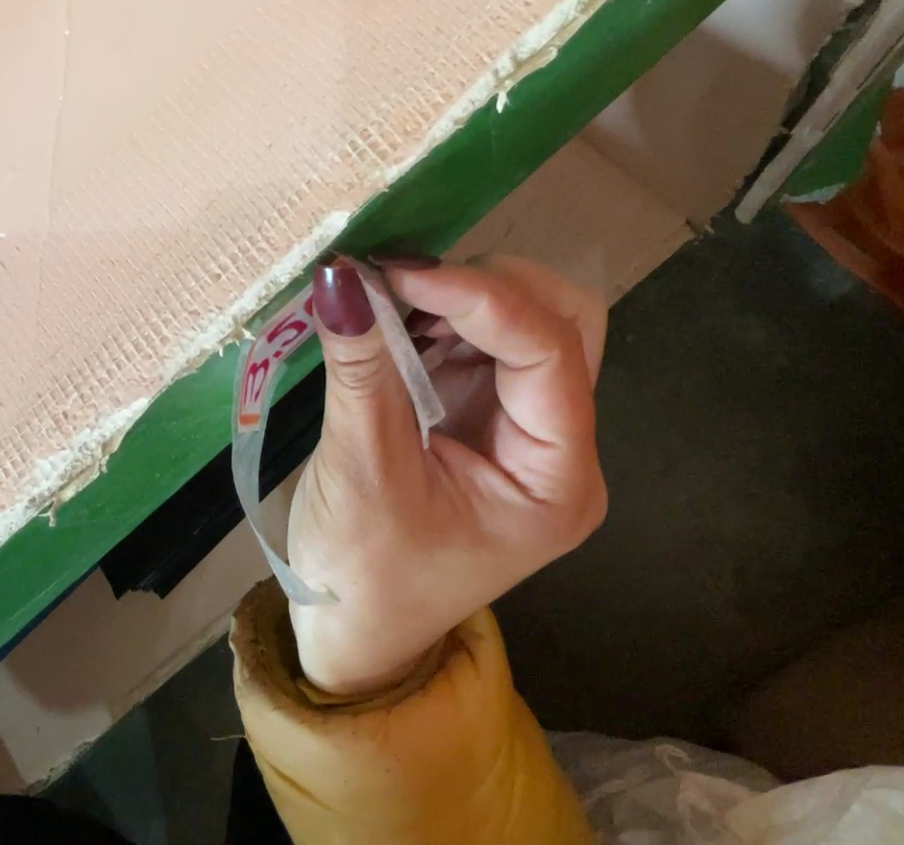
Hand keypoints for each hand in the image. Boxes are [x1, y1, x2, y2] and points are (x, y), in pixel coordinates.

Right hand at [285, 253, 607, 695]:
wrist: (351, 630)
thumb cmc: (365, 575)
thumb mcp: (360, 470)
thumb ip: (361, 369)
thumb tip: (339, 275)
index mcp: (555, 479)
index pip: (549, 354)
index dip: (479, 298)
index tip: (397, 272)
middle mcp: (557, 446)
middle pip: (564, 326)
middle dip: (489, 288)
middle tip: (404, 279)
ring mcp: (522, 428)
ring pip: (527, 325)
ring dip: (462, 298)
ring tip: (388, 293)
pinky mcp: (483, 417)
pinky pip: (481, 343)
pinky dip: (441, 318)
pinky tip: (394, 319)